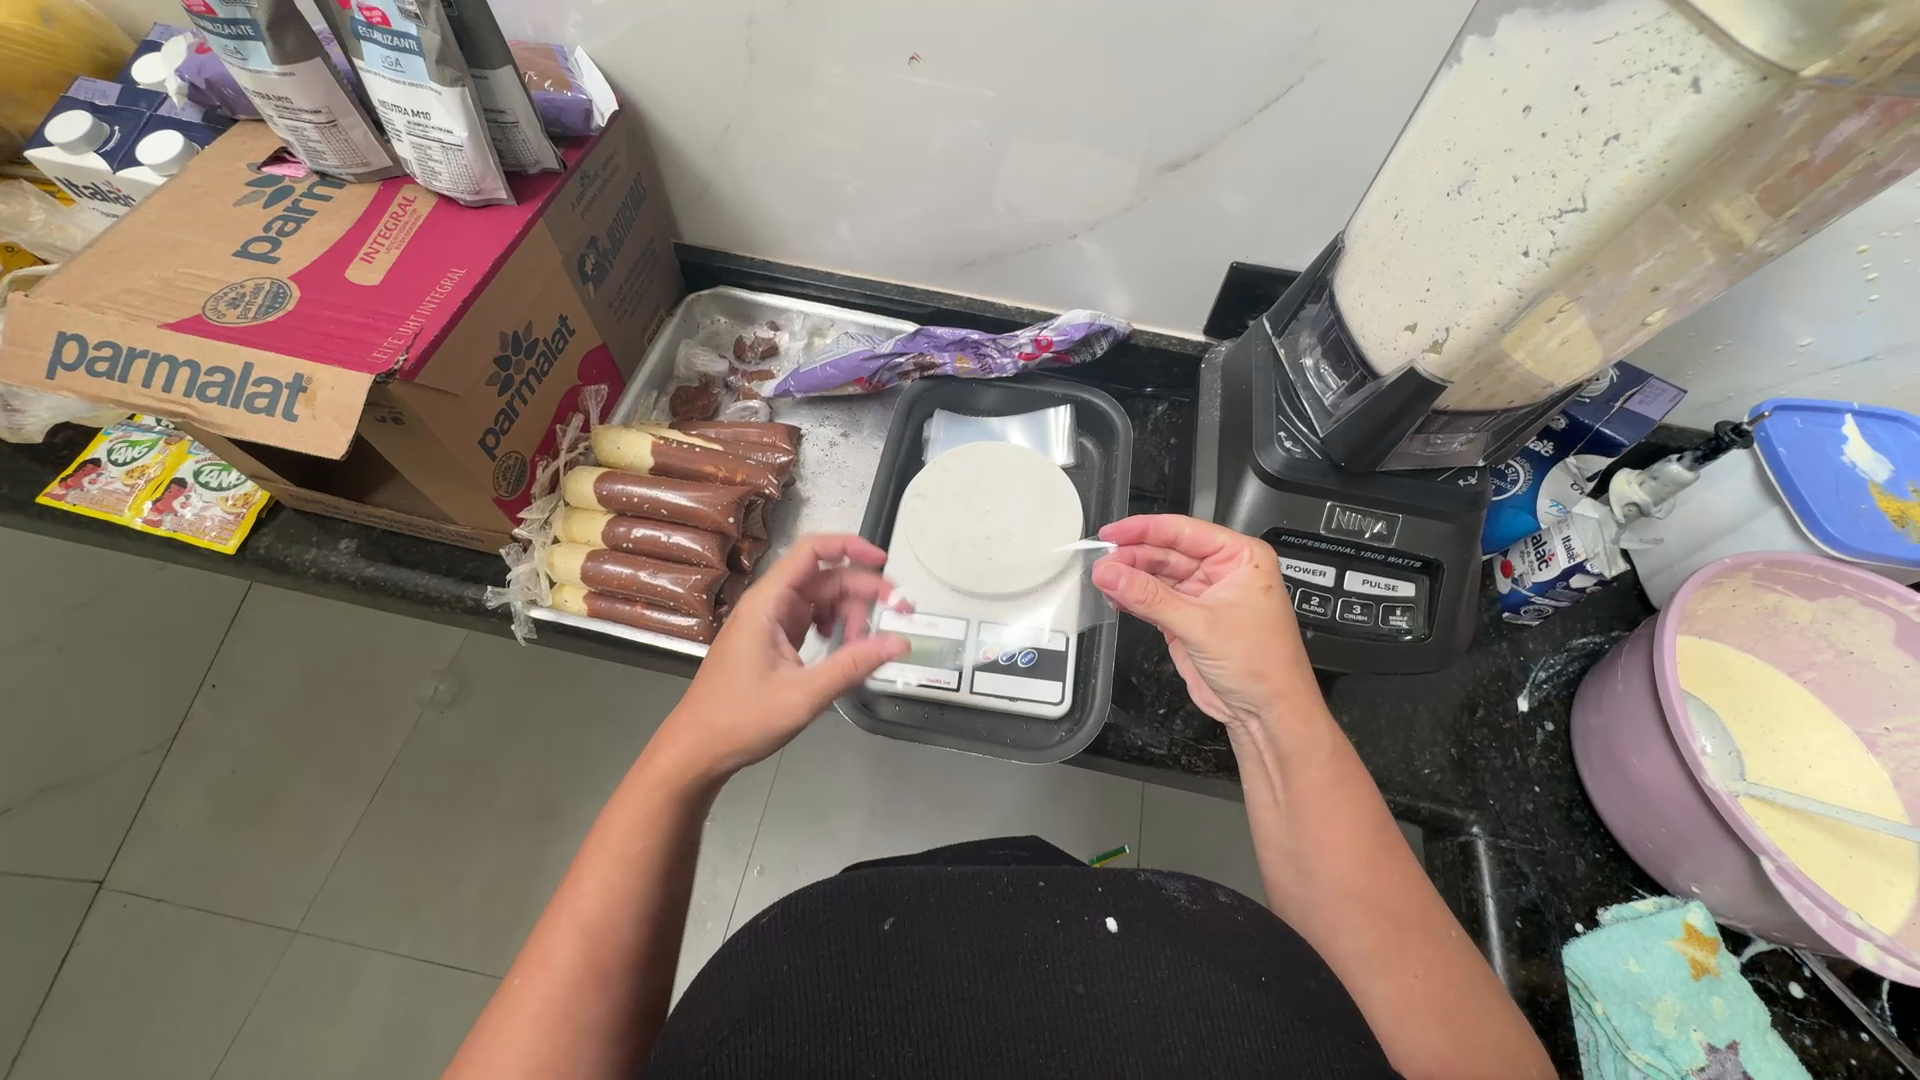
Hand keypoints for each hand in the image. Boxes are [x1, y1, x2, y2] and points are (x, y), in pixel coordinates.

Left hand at [654, 534, 907, 779]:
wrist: (696, 749)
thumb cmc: (739, 720)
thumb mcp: (803, 695)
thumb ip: (853, 665)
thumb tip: (899, 642)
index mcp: (768, 603)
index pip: (811, 551)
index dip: (850, 547)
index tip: (884, 563)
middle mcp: (768, 604)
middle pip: (824, 578)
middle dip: (862, 592)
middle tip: (897, 616)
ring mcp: (769, 622)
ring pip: (821, 600)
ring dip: (850, 615)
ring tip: (866, 645)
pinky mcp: (772, 641)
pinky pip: (811, 620)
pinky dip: (835, 628)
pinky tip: (845, 649)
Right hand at [1090, 514, 1314, 730]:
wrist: (1267, 713)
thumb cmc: (1264, 667)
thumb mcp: (1201, 624)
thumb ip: (1150, 597)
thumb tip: (1113, 573)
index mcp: (1240, 557)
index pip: (1184, 531)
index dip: (1144, 529)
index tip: (1113, 531)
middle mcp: (1222, 571)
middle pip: (1166, 552)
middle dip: (1132, 557)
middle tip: (1101, 562)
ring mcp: (1203, 595)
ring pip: (1156, 576)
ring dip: (1129, 578)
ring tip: (1102, 579)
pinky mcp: (1187, 619)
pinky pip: (1153, 600)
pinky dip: (1133, 599)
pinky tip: (1114, 596)